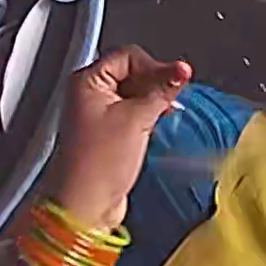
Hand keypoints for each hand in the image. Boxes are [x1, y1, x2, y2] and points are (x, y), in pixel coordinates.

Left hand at [51, 46, 190, 227]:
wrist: (85, 209)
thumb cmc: (98, 166)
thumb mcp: (137, 119)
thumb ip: (162, 90)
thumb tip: (181, 70)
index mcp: (87, 80)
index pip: (128, 56)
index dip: (153, 66)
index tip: (174, 79)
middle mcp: (89, 92)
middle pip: (132, 71)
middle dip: (154, 82)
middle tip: (170, 96)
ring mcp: (97, 112)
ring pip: (135, 91)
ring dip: (152, 99)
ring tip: (163, 111)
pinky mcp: (107, 131)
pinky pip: (132, 110)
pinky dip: (147, 113)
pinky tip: (156, 122)